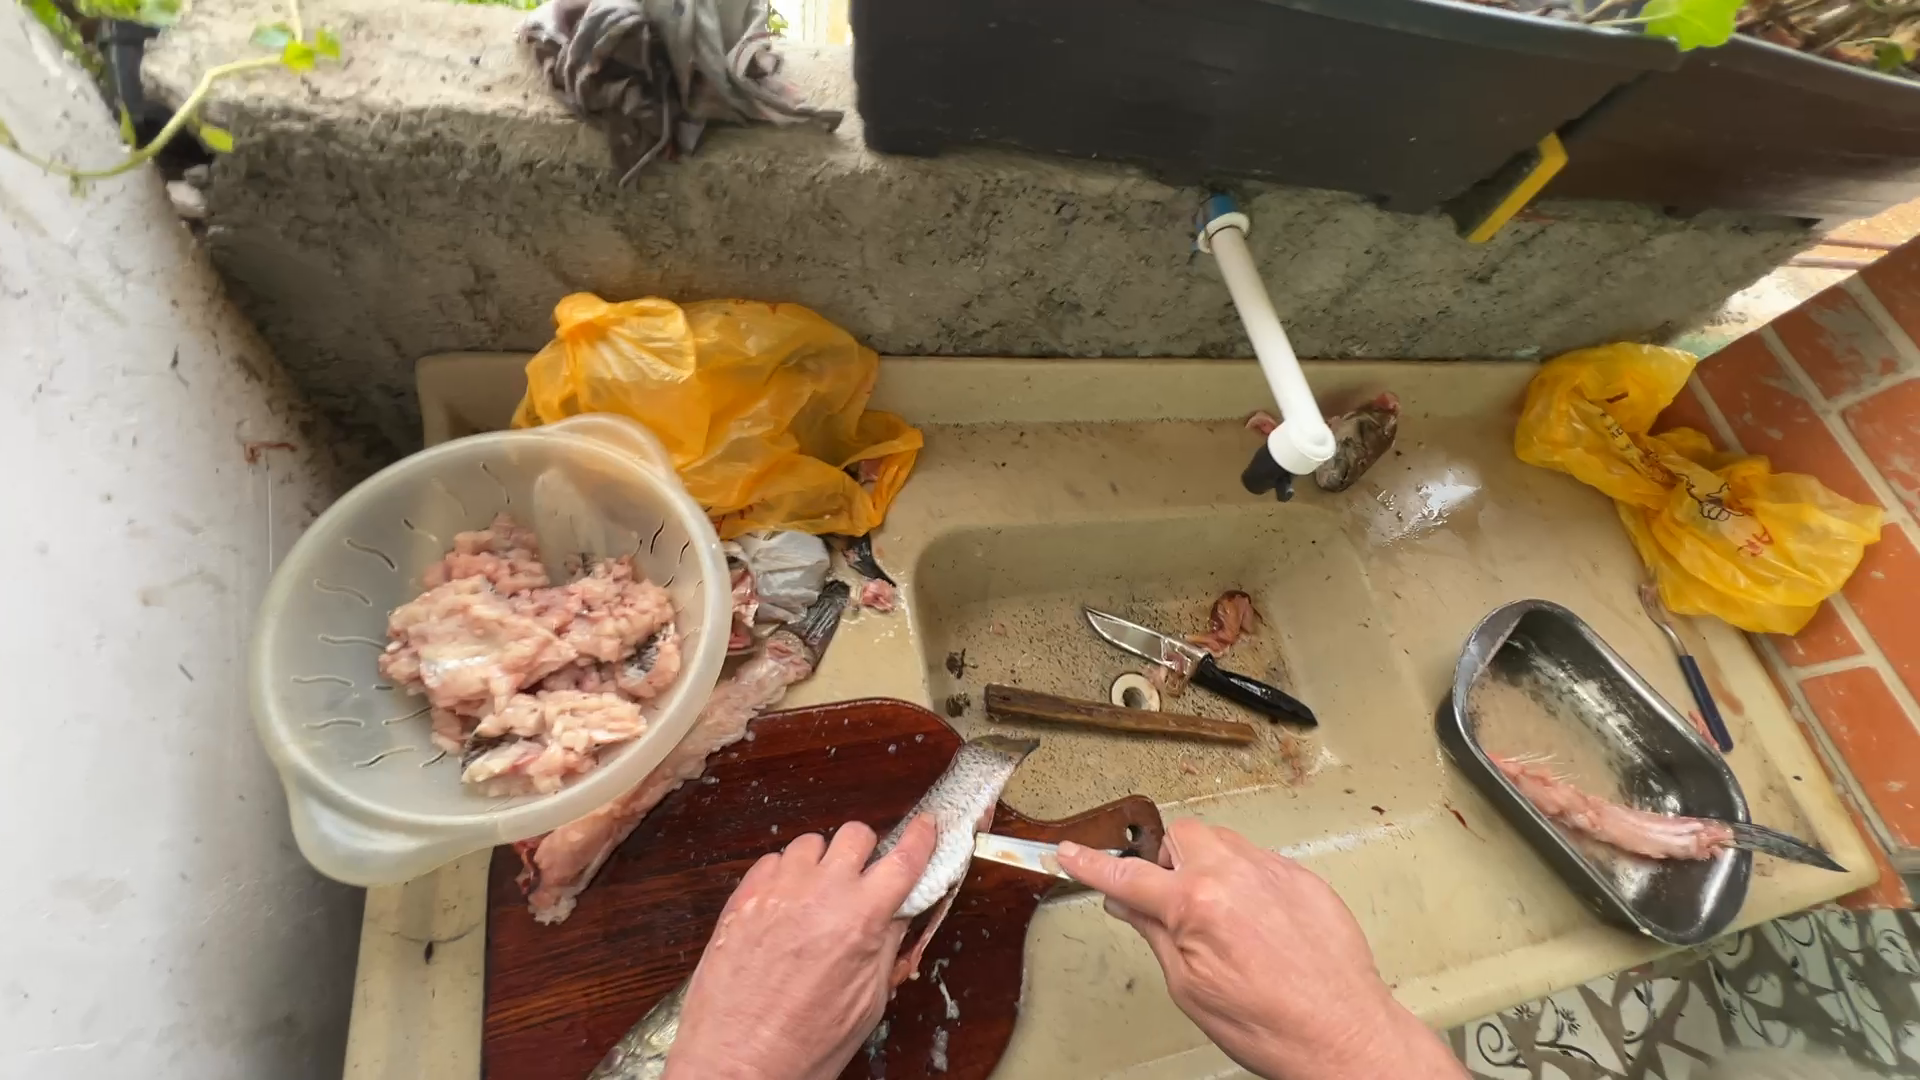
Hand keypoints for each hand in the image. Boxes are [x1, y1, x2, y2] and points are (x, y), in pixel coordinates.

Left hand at [664, 815, 936, 1079]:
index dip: (921, 838)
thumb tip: (900, 910)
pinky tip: (783, 908)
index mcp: (861, 919)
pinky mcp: (746, 893)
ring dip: (821, 864)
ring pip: (813, 842)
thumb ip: (887, 945)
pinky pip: (774, 860)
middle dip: (864, 852)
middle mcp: (822, 892)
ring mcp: (781, 888)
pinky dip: (784, 876)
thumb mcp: (867, 1003)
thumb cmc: (801, 1047)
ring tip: (814, 898)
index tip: (925, 827)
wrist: (734, 1067)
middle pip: (857, 834)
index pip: (904, 859)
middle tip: (859, 879)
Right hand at [1058, 819, 1464, 1079]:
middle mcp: (1232, 873)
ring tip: (1224, 912)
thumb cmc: (1271, 1025)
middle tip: (1177, 898)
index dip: (1091, 864)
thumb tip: (1124, 901)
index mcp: (1196, 905)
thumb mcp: (1190, 987)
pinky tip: (1260, 922)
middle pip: (1179, 836)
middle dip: (1169, 860)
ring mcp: (1269, 869)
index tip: (1070, 853)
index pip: (1127, 874)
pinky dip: (1247, 879)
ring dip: (1209, 865)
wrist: (1347, 1038)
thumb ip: (1153, 931)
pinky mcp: (1300, 875)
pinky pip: (1258, 859)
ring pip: (1220, 840)